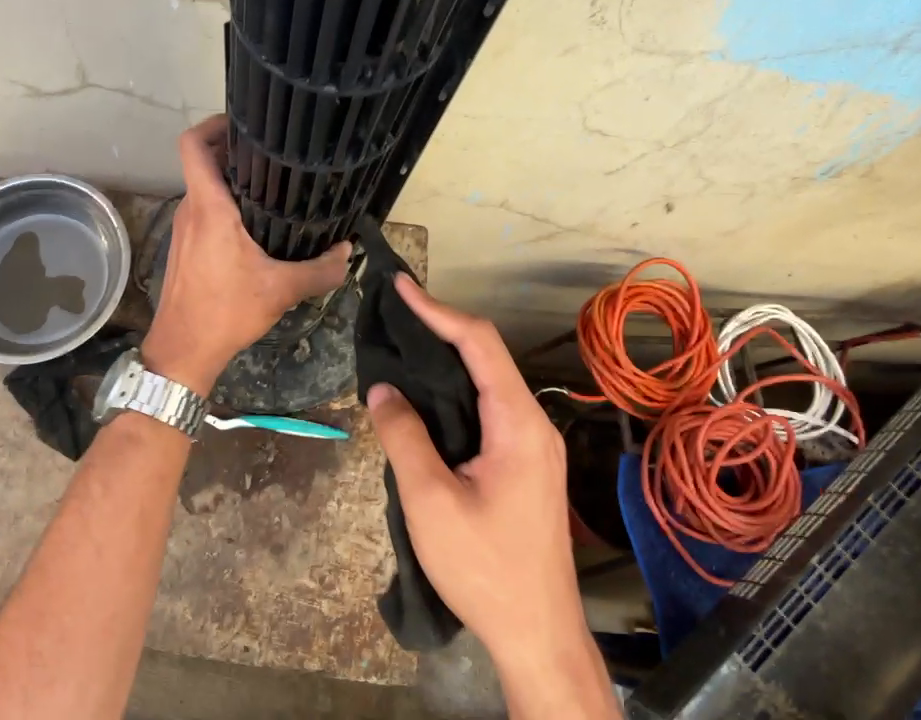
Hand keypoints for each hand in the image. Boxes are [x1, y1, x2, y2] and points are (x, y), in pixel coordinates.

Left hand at [143, 116, 350, 395]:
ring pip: (204, 187)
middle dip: (235, 150)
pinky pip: (204, 210)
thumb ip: (319, 270)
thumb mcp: (281, 291)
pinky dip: (226, 205)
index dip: (214, 124)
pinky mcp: (185, 247)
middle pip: (203, 161)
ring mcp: (184, 229)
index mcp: (209, 207)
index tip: (246, 123)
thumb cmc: (225, 312)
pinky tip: (256, 222)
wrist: (183, 350)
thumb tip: (347, 253)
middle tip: (274, 152)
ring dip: (231, 179)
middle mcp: (191, 210)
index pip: (193, 145)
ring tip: (272, 184)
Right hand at [367, 276, 615, 717]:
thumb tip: (382, 390)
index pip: (479, 343)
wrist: (538, 633)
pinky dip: (454, 392)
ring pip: (487, 384)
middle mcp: (532, 424)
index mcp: (518, 423)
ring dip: (446, 360)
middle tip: (392, 312)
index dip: (438, 309)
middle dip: (439, 327)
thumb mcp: (430, 500)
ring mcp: (532, 446)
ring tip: (400, 344)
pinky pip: (487, 411)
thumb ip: (404, 436)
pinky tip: (424, 398)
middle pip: (486, 356)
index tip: (400, 286)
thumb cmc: (485, 567)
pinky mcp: (523, 466)